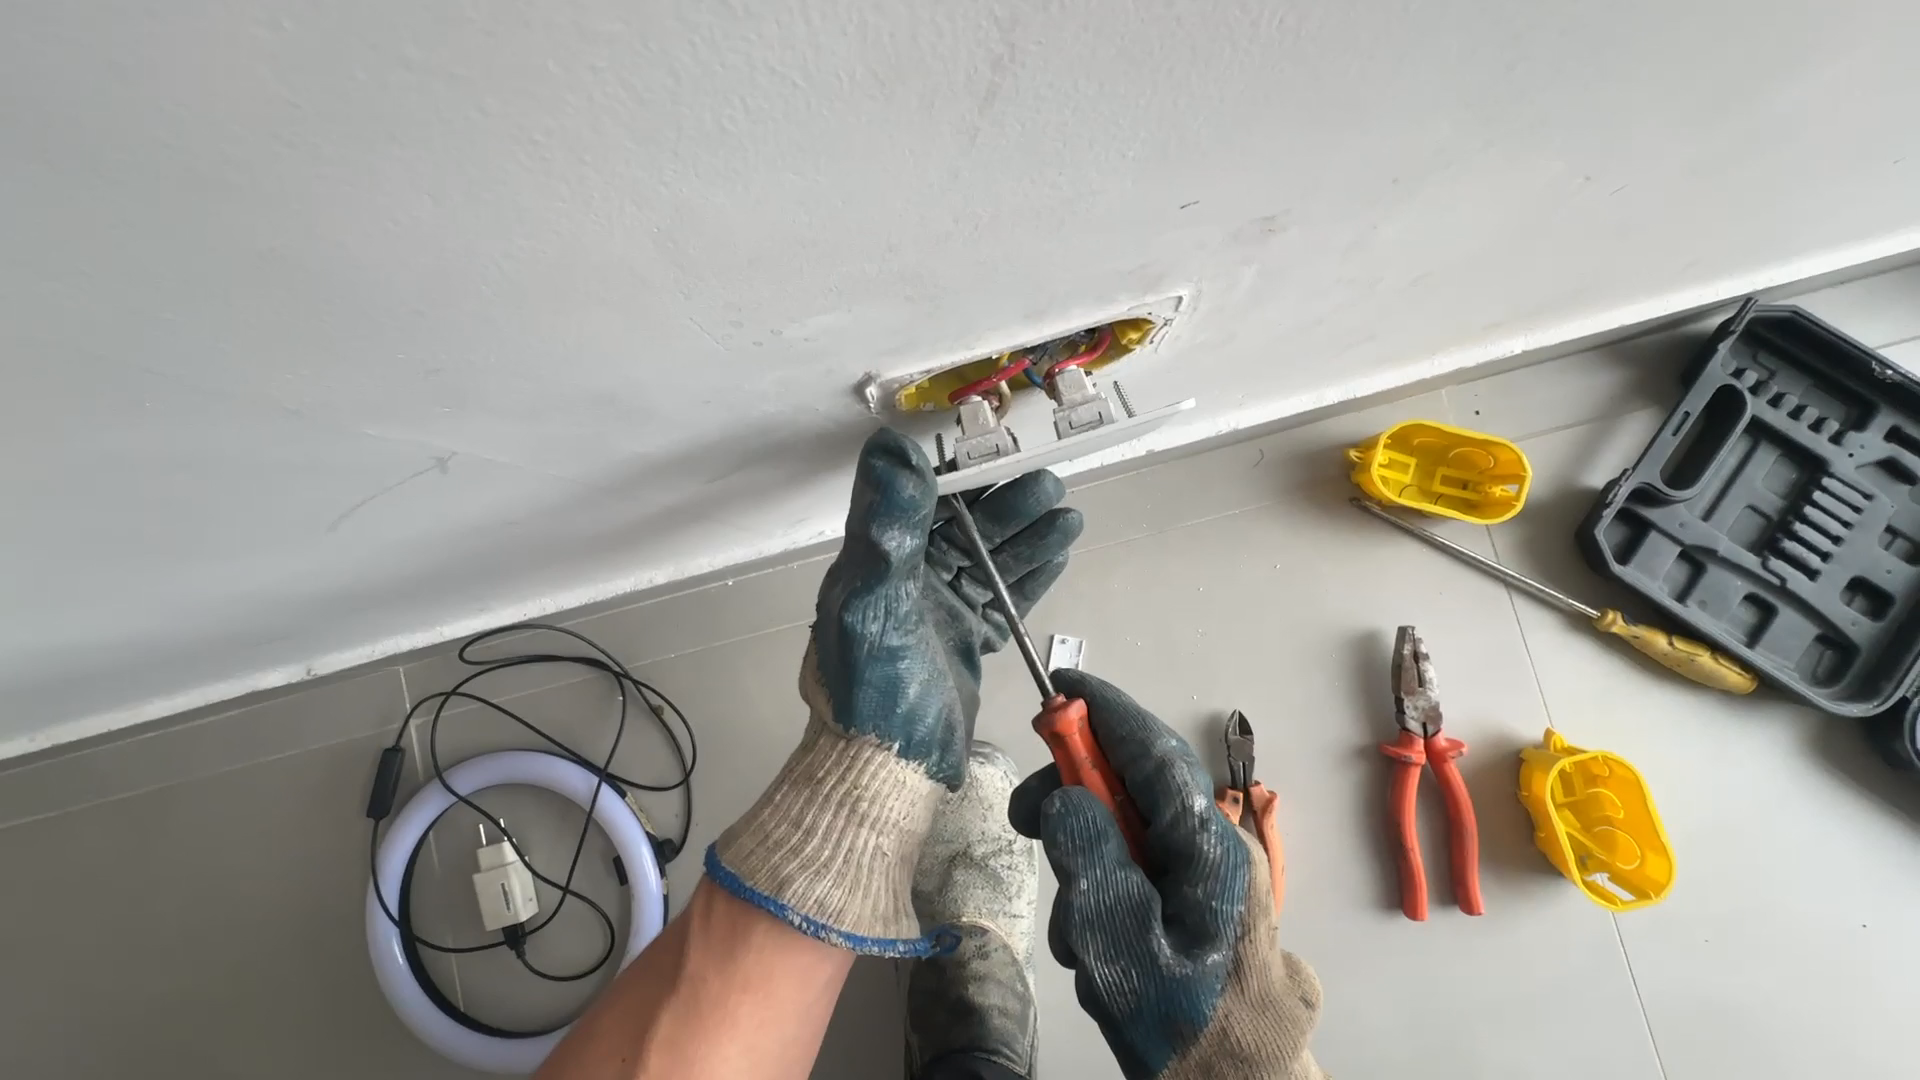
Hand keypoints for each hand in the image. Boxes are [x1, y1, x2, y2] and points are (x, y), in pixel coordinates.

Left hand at [808, 427, 1081, 789]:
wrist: (888, 767)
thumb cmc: (874, 684)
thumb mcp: (874, 598)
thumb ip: (885, 524)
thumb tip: (891, 445)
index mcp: (879, 562)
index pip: (925, 504)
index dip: (964, 478)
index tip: (999, 456)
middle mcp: (909, 581)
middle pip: (966, 530)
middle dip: (1009, 507)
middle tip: (1050, 485)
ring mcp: (940, 612)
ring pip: (990, 563)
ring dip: (1028, 539)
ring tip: (1067, 517)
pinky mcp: (965, 641)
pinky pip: (1002, 599)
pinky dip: (1029, 578)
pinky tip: (1055, 556)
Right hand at [1009, 670, 1324, 1079]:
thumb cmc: (1182, 1023)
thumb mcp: (1120, 940)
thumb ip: (1089, 856)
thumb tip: (1065, 797)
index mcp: (1208, 844)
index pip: (1152, 750)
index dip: (1105, 710)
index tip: (1061, 685)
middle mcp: (1211, 845)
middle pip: (1135, 783)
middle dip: (1075, 790)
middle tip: (1024, 817)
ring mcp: (1202, 873)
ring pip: (1125, 826)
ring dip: (1083, 856)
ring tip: (1071, 922)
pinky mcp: (1189, 899)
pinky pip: (1132, 865)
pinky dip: (1099, 887)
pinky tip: (1092, 939)